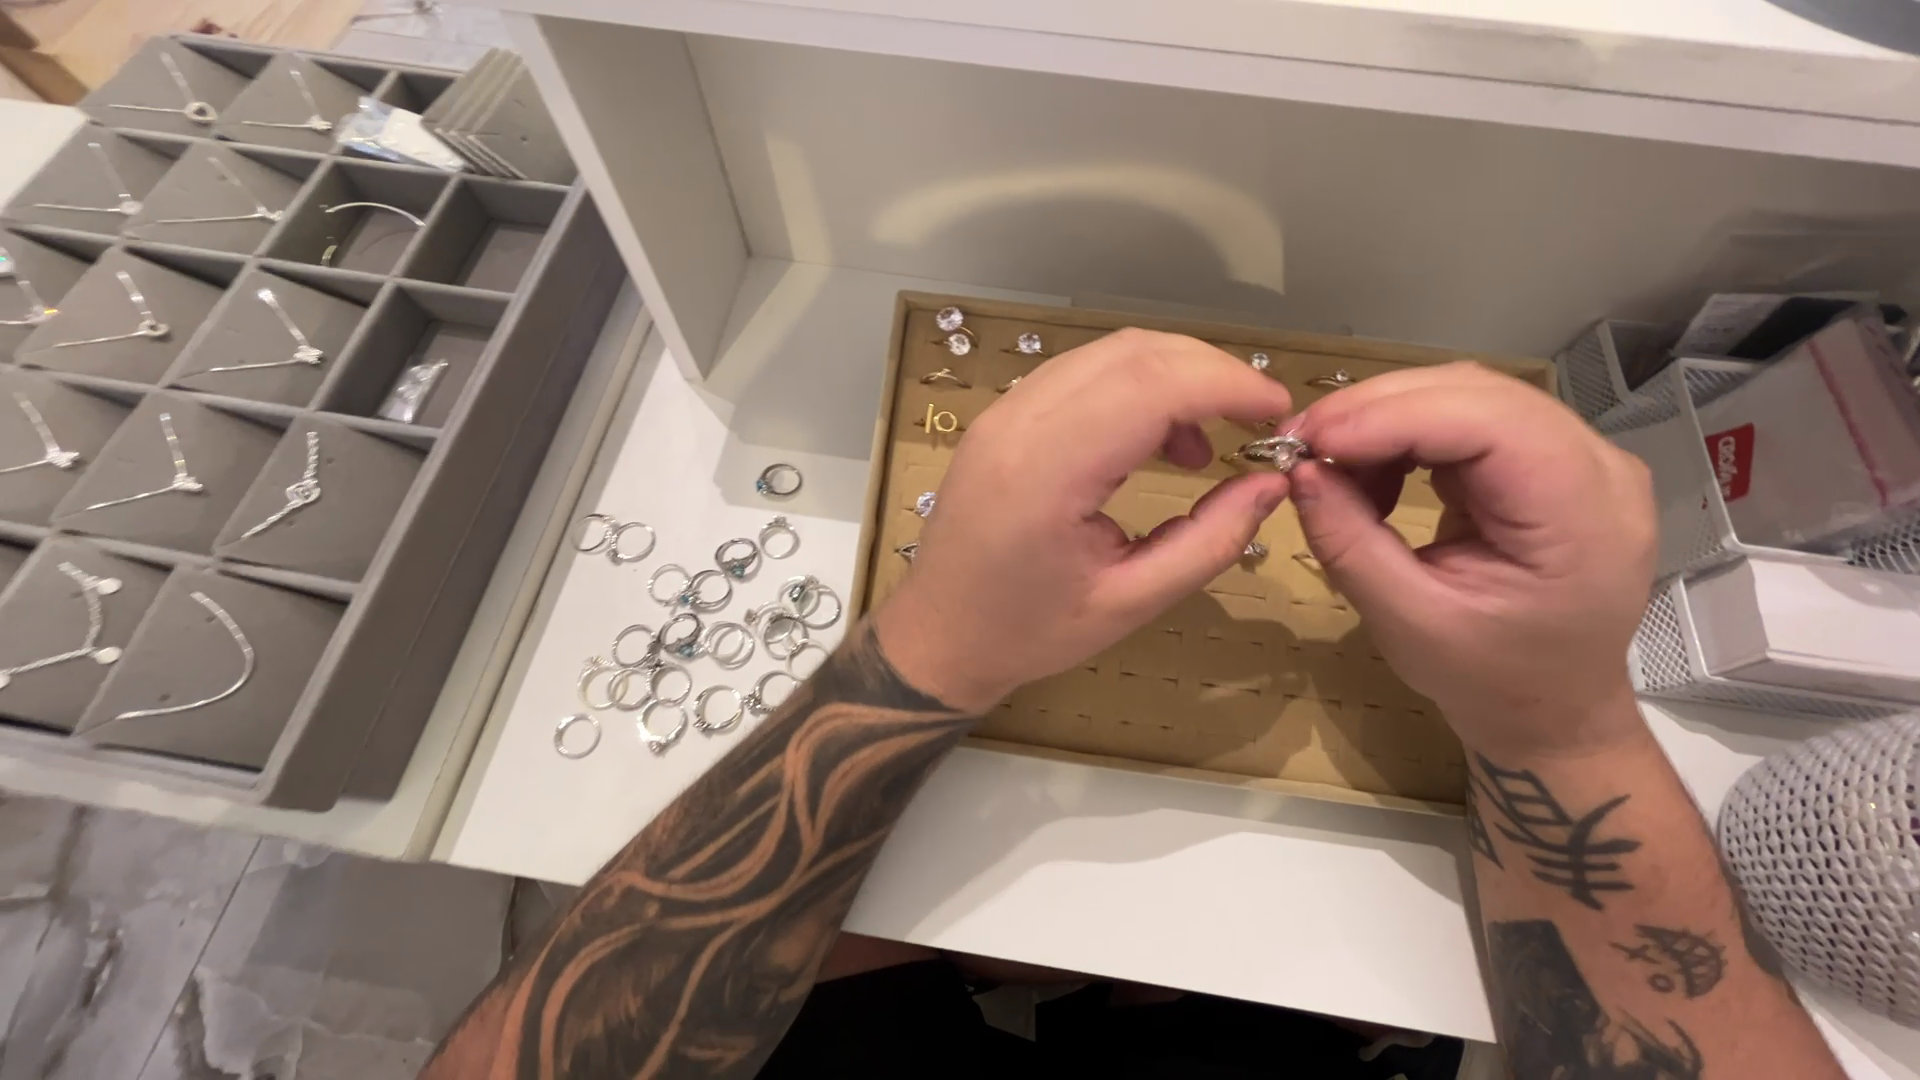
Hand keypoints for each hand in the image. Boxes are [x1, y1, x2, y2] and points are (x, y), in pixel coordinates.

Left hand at [874, 329, 1293, 711]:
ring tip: (1201, 446)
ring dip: (1170, 377)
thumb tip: (1270, 484)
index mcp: (1046, 472)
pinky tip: (1152, 440)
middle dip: (1208, 371)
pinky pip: (1078, 375)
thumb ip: (1208, 542)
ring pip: (1105, 354)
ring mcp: (1001, 413)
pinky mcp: (999, 417)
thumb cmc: (1027, 631)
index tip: (1277, 412)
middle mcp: (1017, 423)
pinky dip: (1130, 388)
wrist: (939, 634)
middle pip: (1132, 353)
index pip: (1150, 386)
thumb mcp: (1129, 603)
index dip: (1226, 384)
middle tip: (1253, 420)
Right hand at [1290, 362, 1655, 757]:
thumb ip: (1349, 542)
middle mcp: (1594, 466)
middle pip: (1476, 393)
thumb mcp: (1404, 621)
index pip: (1490, 424)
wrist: (1549, 708)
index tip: (1309, 442)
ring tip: (1325, 463)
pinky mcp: (1540, 461)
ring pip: (1464, 394)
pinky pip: (1461, 420)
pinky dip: (1398, 436)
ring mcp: (1572, 457)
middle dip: (1375, 408)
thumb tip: (1298, 471)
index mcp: (1583, 515)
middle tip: (1299, 442)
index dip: (1392, 418)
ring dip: (1382, 418)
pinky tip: (1367, 473)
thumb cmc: (1487, 678)